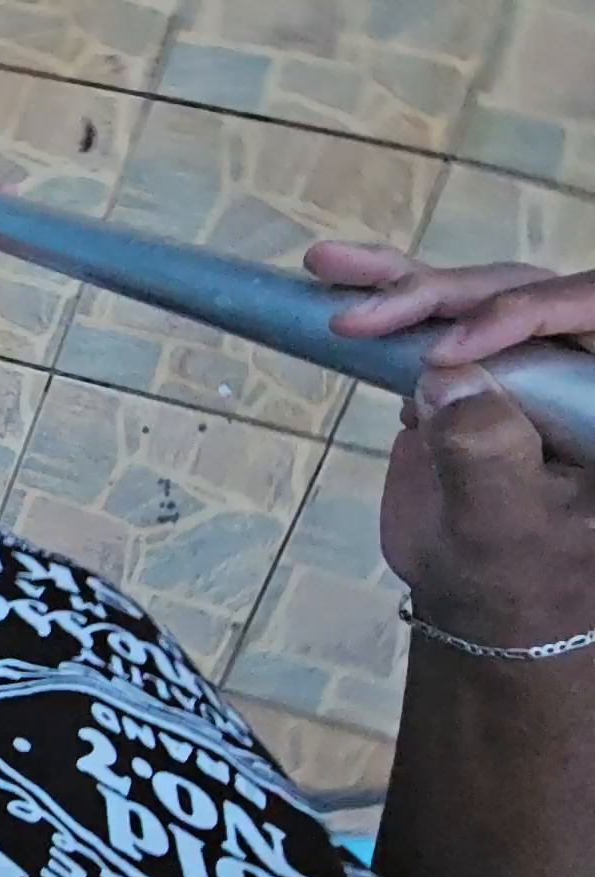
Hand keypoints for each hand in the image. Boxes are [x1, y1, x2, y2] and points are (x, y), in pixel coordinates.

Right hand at [307, 241, 594, 645]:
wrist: (481, 591)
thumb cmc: (509, 572)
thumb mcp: (501, 527)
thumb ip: (488, 455)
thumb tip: (446, 379)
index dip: (531, 315)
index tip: (443, 355)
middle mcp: (589, 368)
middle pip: (535, 295)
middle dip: (446, 296)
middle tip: (362, 316)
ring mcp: (530, 365)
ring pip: (479, 295)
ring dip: (403, 280)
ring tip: (327, 265)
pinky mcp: (471, 372)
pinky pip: (434, 319)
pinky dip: (383, 292)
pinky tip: (336, 272)